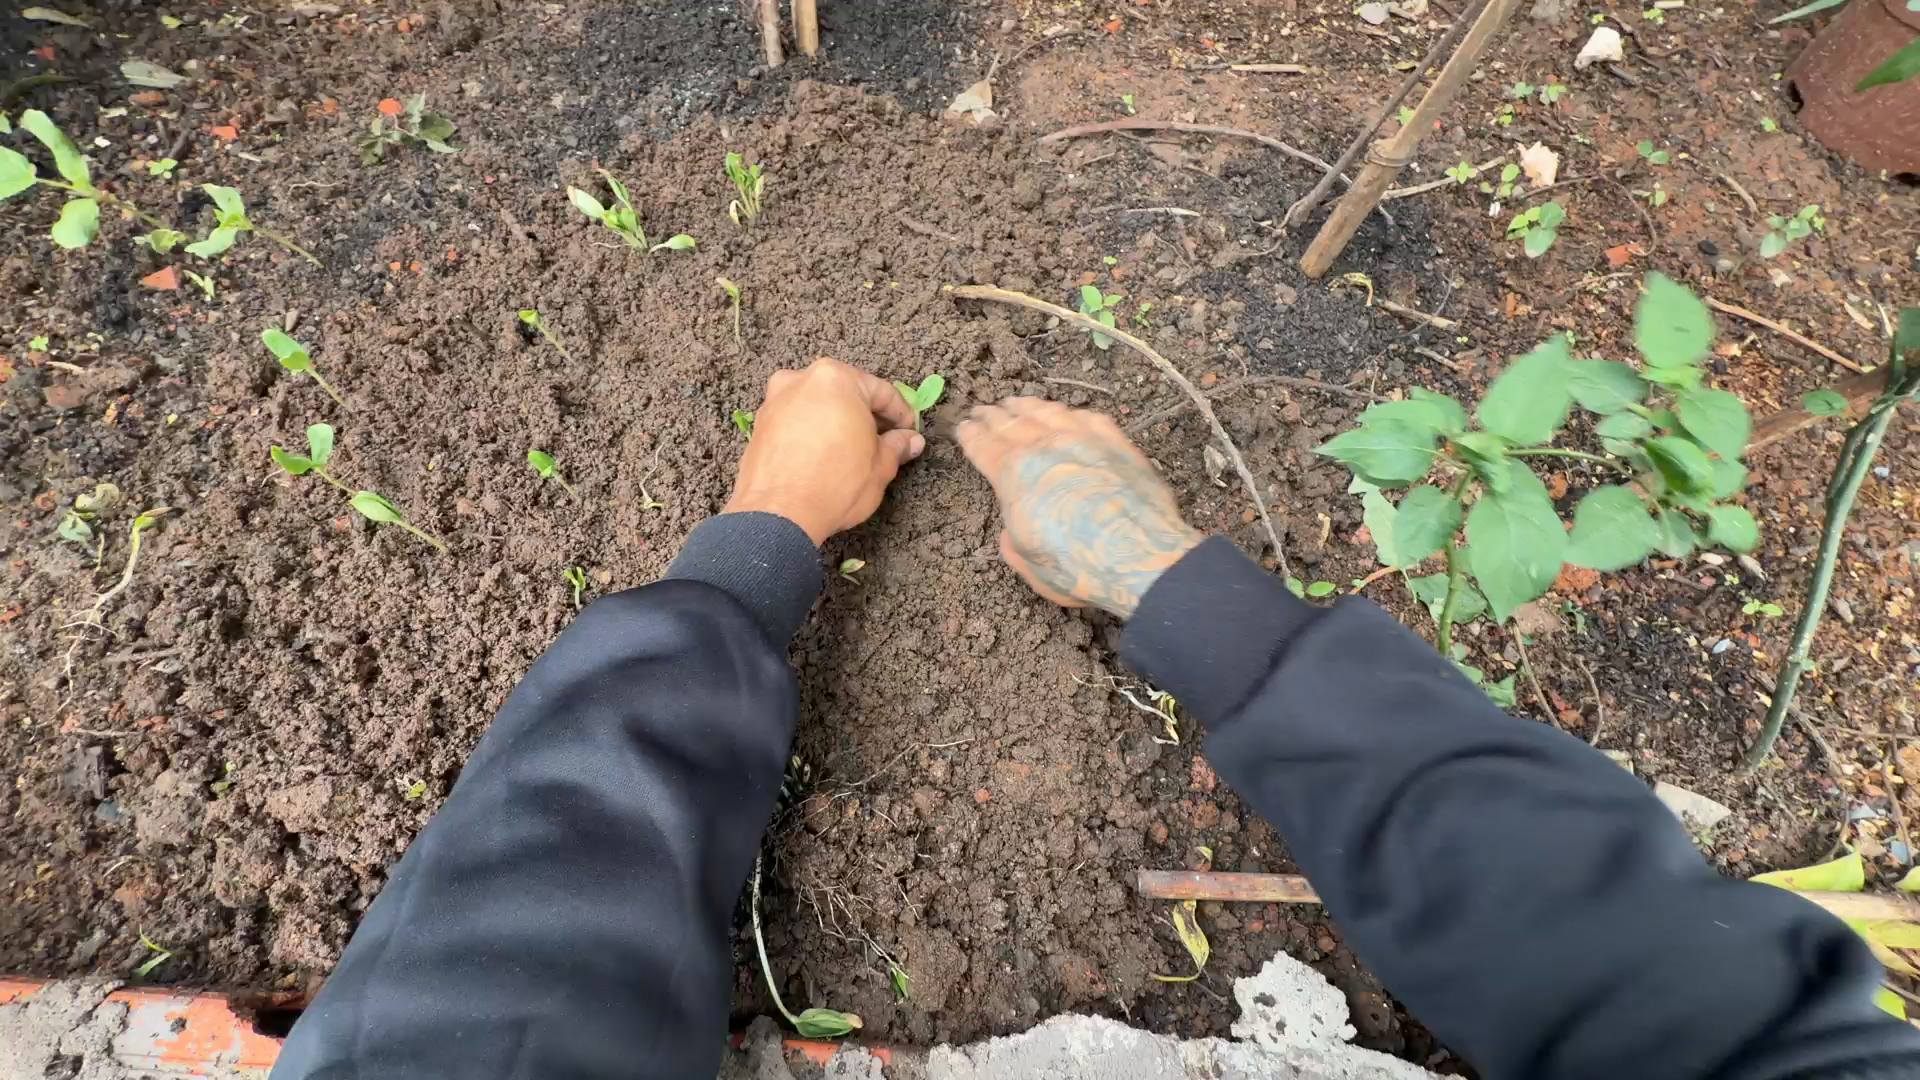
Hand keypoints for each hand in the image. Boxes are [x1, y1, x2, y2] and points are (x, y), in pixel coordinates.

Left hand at [724, 357, 925, 545]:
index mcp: (837, 379)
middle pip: (846, 393)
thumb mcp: (880, 466)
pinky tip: (826, 455)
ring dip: (839, 422)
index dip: (902, 414)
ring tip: (854, 450)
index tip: (911, 431)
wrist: (778, 514)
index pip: (881, 391)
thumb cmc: (836, 483)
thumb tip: (911, 440)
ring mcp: (775, 400)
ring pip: (819, 405)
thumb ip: (896, 447)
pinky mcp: (760, 425)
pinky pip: (797, 421)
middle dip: (868, 416)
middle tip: (885, 441)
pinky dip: (814, 432)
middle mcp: (801, 379)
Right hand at [957, 397, 1200, 617]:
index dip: (969, 434)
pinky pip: (1088, 417)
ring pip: (1048, 411)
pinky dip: (1070, 413)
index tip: (963, 426)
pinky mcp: (1117, 442)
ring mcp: (1083, 438)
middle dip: (993, 415)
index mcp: (1012, 473)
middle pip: (1011, 422)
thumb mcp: (1025, 562)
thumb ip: (1012, 538)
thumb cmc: (1076, 566)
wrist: (1139, 556)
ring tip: (1018, 402)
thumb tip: (1015, 527)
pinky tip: (1068, 415)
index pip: (982, 444)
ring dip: (1028, 406)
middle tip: (983, 410)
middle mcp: (1044, 446)